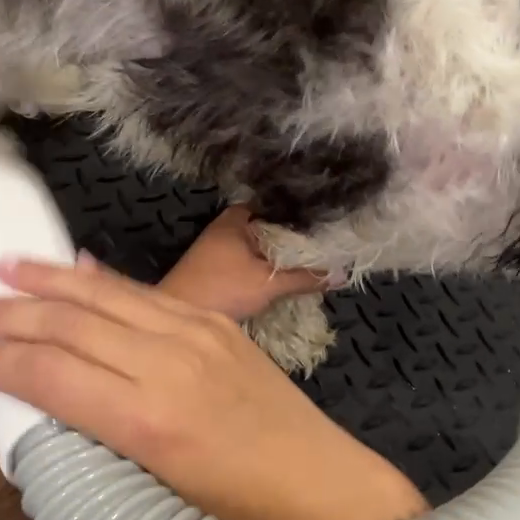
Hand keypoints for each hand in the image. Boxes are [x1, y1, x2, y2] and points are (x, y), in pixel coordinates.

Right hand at [0, 258, 424, 519]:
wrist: (324, 493)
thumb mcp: (154, 502)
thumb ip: (95, 449)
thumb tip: (47, 407)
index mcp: (148, 421)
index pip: (53, 375)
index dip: (6, 363)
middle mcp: (169, 363)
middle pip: (73, 323)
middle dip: (14, 312)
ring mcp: (198, 334)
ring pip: (108, 295)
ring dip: (52, 280)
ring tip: (8, 267)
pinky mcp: (218, 324)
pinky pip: (148, 292)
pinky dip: (105, 280)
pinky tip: (79, 269)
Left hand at [155, 206, 328, 319]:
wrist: (177, 315)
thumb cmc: (221, 289)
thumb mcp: (268, 283)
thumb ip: (305, 277)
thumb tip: (342, 274)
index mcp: (236, 218)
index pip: (276, 204)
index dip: (301, 211)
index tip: (328, 219)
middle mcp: (227, 226)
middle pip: (269, 225)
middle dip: (294, 235)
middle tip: (328, 242)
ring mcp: (220, 247)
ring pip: (260, 245)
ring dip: (280, 253)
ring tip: (315, 257)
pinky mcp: (218, 268)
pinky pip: (251, 259)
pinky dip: (267, 265)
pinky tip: (287, 274)